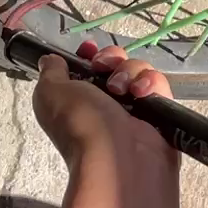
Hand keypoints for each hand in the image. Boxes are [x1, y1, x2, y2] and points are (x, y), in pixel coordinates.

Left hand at [33, 41, 173, 166]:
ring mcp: (133, 107)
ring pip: (138, 69)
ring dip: (130, 72)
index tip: (89, 48)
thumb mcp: (51, 92)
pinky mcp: (158, 112)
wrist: (117, 159)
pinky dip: (152, 83)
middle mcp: (106, 102)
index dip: (90, 54)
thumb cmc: (80, 123)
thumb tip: (49, 59)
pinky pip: (158, 84)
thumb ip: (50, 72)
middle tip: (105, 71)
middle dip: (111, 58)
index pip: (88, 66)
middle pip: (116, 62)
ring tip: (123, 91)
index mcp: (78, 98)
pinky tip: (143, 93)